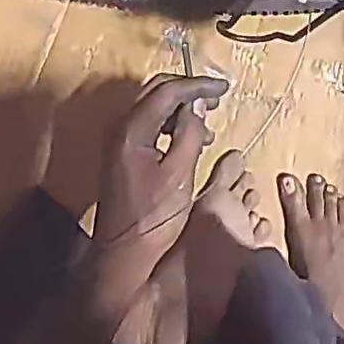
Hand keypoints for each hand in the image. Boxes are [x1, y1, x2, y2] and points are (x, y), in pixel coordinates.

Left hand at [84, 74, 227, 322]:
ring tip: (207, 121)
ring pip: (152, 104)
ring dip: (180, 105)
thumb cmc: (153, 219)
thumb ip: (189, 133)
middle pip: (156, 90)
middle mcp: (121, 128)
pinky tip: (190, 137)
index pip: (168, 91)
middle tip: (215, 98)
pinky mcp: (123, 153)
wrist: (122, 258)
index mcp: (132, 130)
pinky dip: (171, 121)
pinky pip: (149, 122)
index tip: (224, 88)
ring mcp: (119, 140)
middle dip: (188, 89)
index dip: (198, 85)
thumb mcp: (179, 175)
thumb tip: (198, 105)